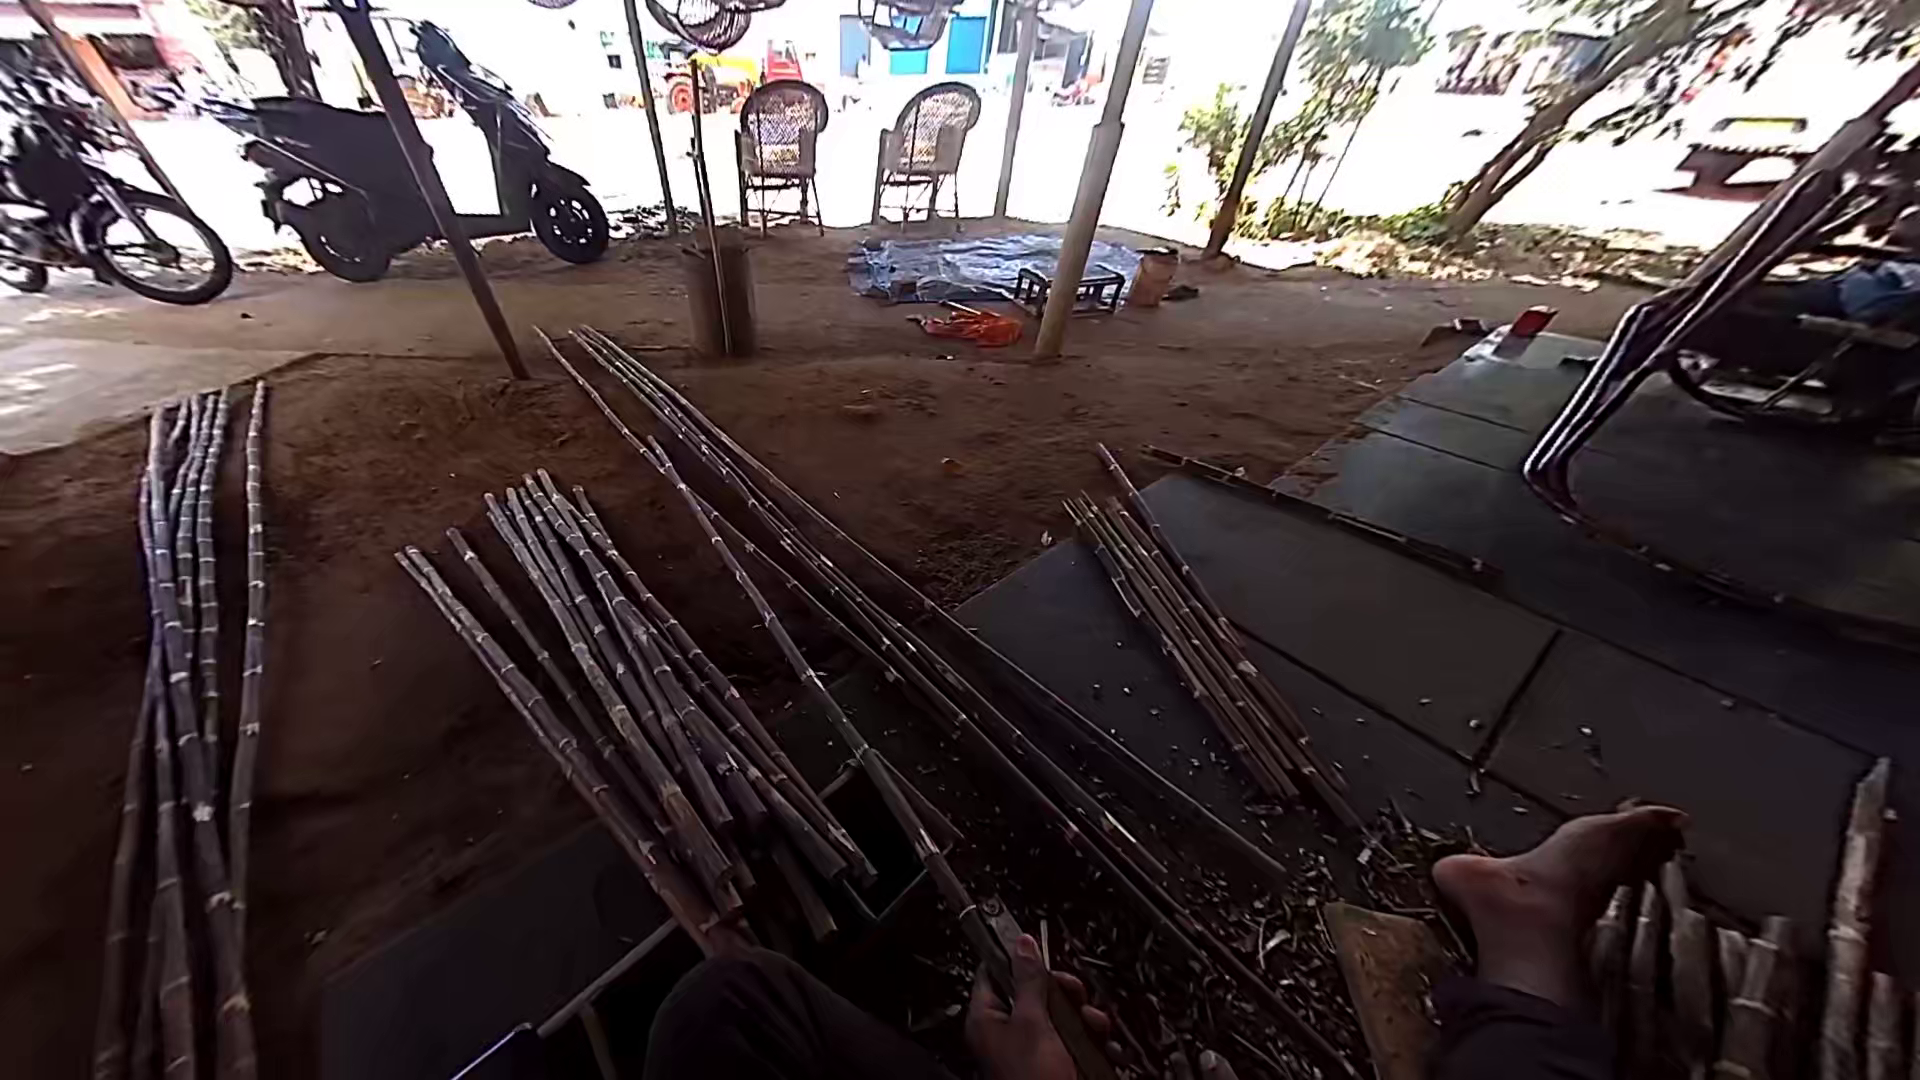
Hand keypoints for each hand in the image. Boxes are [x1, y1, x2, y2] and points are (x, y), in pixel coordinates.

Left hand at [966, 934, 1112, 1079]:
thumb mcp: (1032, 1021)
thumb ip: (1029, 979)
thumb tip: (1022, 942)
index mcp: (987, 1018)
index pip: (995, 970)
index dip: (1017, 956)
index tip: (1038, 948)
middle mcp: (1008, 1033)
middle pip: (1034, 991)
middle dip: (1061, 991)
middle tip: (1074, 992)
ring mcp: (1034, 1051)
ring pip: (1059, 1015)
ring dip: (1082, 1015)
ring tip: (1095, 1023)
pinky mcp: (1058, 1066)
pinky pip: (1075, 1040)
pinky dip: (1092, 1039)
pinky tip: (1103, 1041)